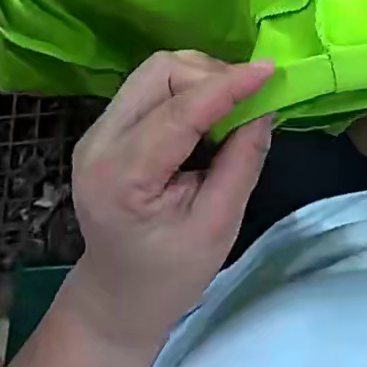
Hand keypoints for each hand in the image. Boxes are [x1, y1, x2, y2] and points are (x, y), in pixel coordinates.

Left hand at [62, 51, 274, 352]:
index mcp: (121, 176)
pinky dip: (186, 87)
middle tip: (249, 99)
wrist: (116, 297)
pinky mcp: (106, 126)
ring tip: (230, 108)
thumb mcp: (217, 228)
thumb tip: (263, 109)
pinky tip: (207, 114)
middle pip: (159, 72)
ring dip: (199, 77)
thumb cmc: (169, 276)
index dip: (226, 84)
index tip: (269, 69)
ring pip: (155, 71)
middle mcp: (99, 141)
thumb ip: (241, 164)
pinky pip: (150, 85)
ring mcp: (97, 129)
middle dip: (211, 75)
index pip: (178, 111)